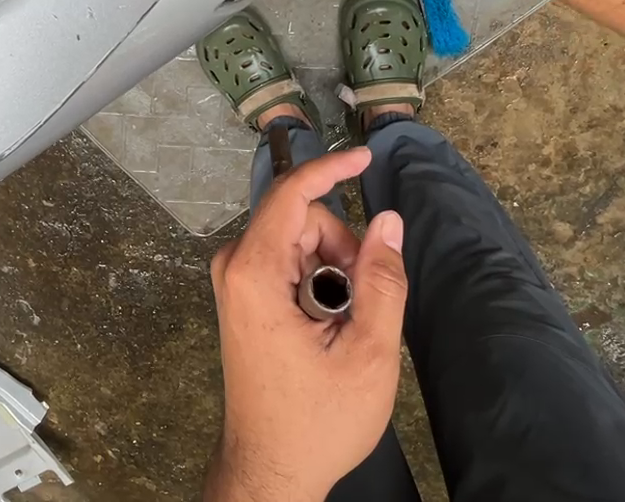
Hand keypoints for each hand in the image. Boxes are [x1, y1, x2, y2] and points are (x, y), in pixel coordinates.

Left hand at [206, 149, 407, 501]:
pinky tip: (328, 324)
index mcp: (254, 271)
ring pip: (299, 239)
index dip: (331, 168)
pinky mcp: (243, 291)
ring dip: (334, 269)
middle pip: (302, 219)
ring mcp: (235, 278)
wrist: (270, 468)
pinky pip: (288, 259)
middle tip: (362, 304)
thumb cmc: (316, 421)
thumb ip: (382, 280)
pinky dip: (319, 280)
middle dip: (343, 248)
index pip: (291, 193)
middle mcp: (234, 264)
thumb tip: (389, 221)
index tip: (365, 156)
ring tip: (344, 325)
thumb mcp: (368, 353)